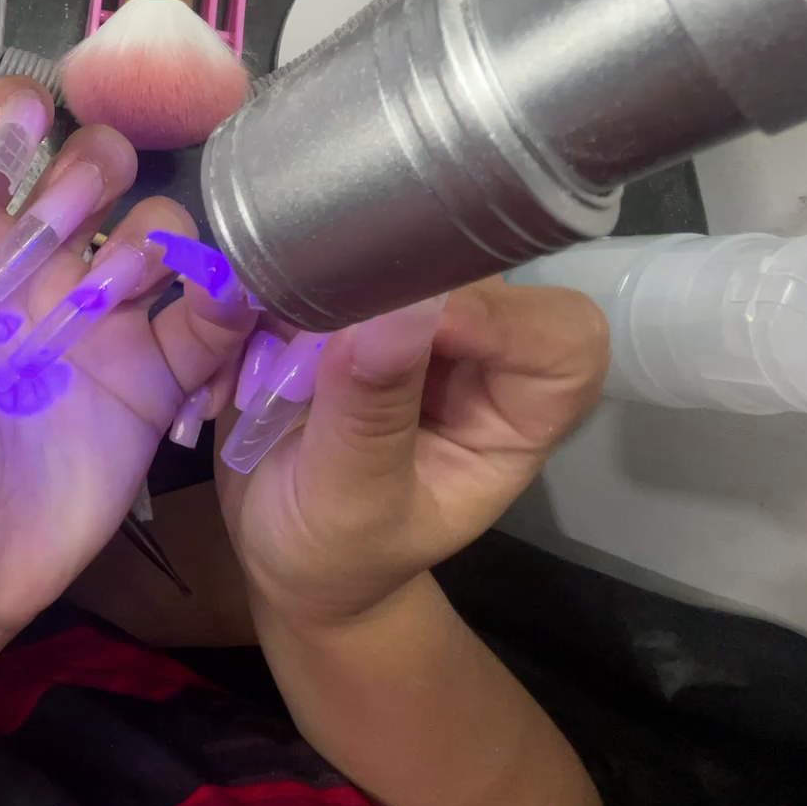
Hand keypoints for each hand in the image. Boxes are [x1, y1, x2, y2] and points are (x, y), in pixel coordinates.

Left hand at [0, 78, 253, 644]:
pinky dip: (224, 294)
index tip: (29, 110)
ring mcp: (99, 323)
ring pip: (156, 228)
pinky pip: (208, 317)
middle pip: (89, 168)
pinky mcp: (151, 379)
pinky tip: (211, 298)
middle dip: (92, 167)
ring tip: (114, 292)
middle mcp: (34, 270)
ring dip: (152, 232)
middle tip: (68, 224)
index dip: (13, 112)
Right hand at [216, 280, 608, 627]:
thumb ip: (370, 415)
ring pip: (393, 252)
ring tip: (270, 312)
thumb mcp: (353, 502)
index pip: (558, 340)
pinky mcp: (341, 315)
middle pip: (471, 272)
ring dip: (329, 271)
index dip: (500, 318)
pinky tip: (248, 313)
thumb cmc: (334, 553)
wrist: (277, 551)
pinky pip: (327, 266)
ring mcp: (401, 327)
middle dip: (395, 276)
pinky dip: (286, 277)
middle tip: (315, 301)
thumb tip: (392, 315)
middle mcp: (467, 358)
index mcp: (509, 417)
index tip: (408, 321)